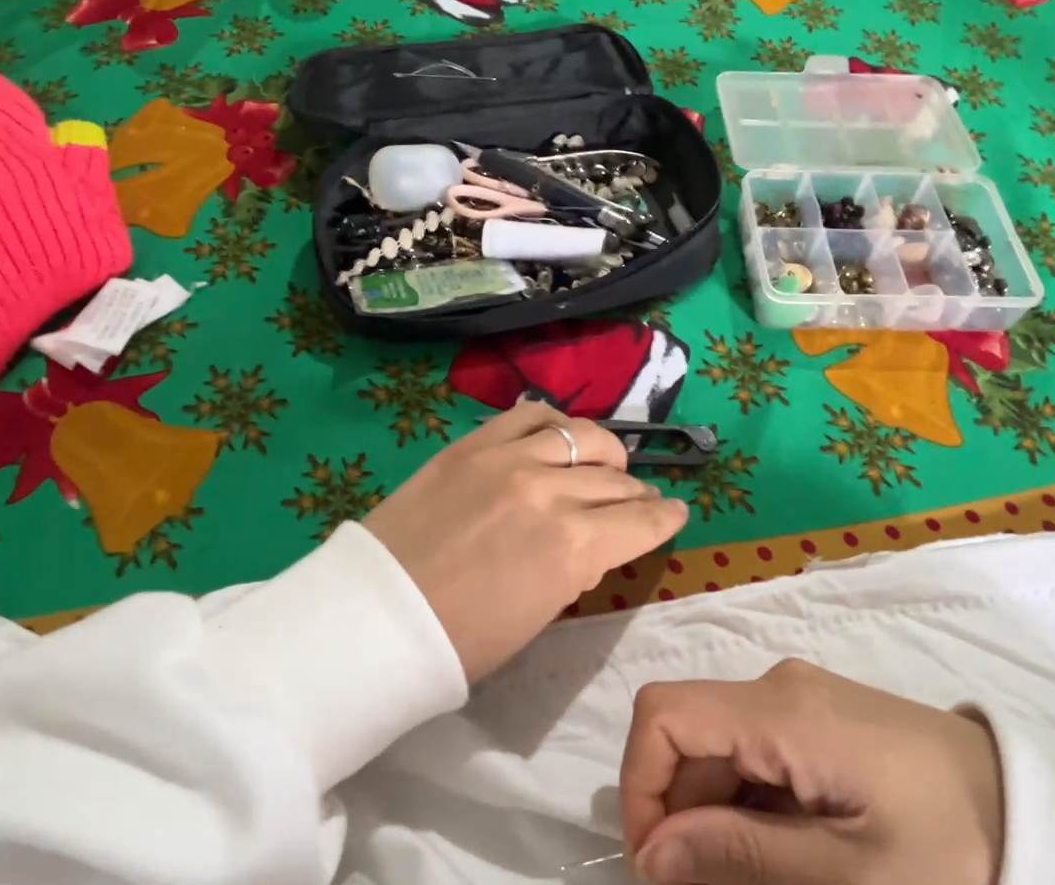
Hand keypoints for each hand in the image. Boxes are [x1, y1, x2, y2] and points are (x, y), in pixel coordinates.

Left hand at [363, 401, 688, 682]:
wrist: (378, 614)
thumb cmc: (460, 638)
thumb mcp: (538, 616)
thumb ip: (577, 567)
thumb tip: (595, 541)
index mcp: (573, 546)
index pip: (642, 521)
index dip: (666, 518)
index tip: (676, 514)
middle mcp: (552, 492)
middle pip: (616, 480)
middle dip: (636, 493)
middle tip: (637, 500)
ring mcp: (510, 459)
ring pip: (583, 438)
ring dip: (605, 453)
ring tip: (606, 463)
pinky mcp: (474, 443)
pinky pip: (530, 415)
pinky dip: (555, 423)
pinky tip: (559, 436)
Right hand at [620, 660, 1003, 884]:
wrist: (1037, 809)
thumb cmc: (950, 846)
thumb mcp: (849, 872)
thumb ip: (742, 855)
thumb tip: (650, 853)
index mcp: (781, 711)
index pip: (663, 715)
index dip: (640, 784)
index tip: (658, 865)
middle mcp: (779, 687)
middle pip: (688, 735)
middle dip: (679, 814)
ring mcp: (799, 698)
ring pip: (717, 747)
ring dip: (713, 815)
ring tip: (758, 877)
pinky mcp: (817, 715)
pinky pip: (753, 750)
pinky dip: (746, 803)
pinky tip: (785, 851)